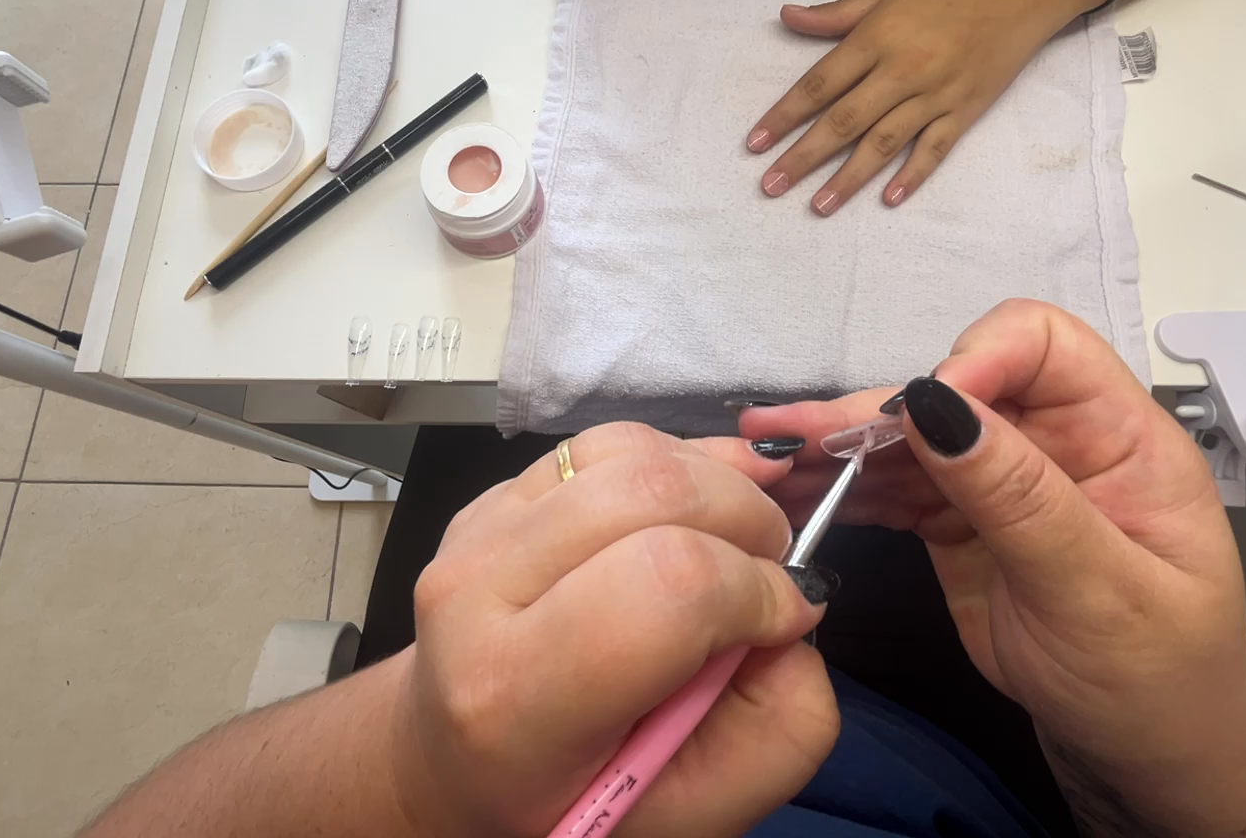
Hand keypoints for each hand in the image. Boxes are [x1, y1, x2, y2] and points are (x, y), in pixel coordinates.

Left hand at [391, 423, 837, 837]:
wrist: (452, 755)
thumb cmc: (566, 798)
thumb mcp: (690, 812)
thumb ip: (776, 730)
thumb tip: (793, 613)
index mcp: (513, 692)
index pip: (665, 585)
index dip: (754, 587)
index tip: (787, 614)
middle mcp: (477, 590)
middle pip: (647, 492)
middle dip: (745, 513)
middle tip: (773, 558)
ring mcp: (477, 528)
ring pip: (627, 451)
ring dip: (711, 476)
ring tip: (737, 527)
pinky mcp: (490, 495)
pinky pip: (599, 444)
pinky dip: (669, 458)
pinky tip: (688, 502)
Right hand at [740, 301, 1245, 827]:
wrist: (1132, 755)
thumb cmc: (1153, 682)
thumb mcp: (1098, 593)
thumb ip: (1017, 496)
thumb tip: (936, 405)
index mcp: (1114, 437)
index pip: (1044, 346)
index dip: (978, 355)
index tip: (917, 409)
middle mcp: (1045, 440)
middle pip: (944, 391)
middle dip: (863, 410)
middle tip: (785, 432)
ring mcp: (991, 477)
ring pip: (902, 437)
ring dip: (833, 447)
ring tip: (766, 457)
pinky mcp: (950, 514)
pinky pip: (887, 486)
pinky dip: (839, 489)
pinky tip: (795, 492)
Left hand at [747, 0, 1108, 215]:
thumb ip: (835, 15)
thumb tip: (785, 14)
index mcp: (876, 38)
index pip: (818, 84)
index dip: (783, 116)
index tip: (754, 145)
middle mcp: (902, 69)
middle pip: (843, 121)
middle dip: (803, 157)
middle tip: (770, 186)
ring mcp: (935, 93)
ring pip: (884, 143)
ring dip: (848, 178)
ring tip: (817, 207)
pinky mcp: (965, 110)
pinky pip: (936, 148)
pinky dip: (914, 174)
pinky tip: (889, 199)